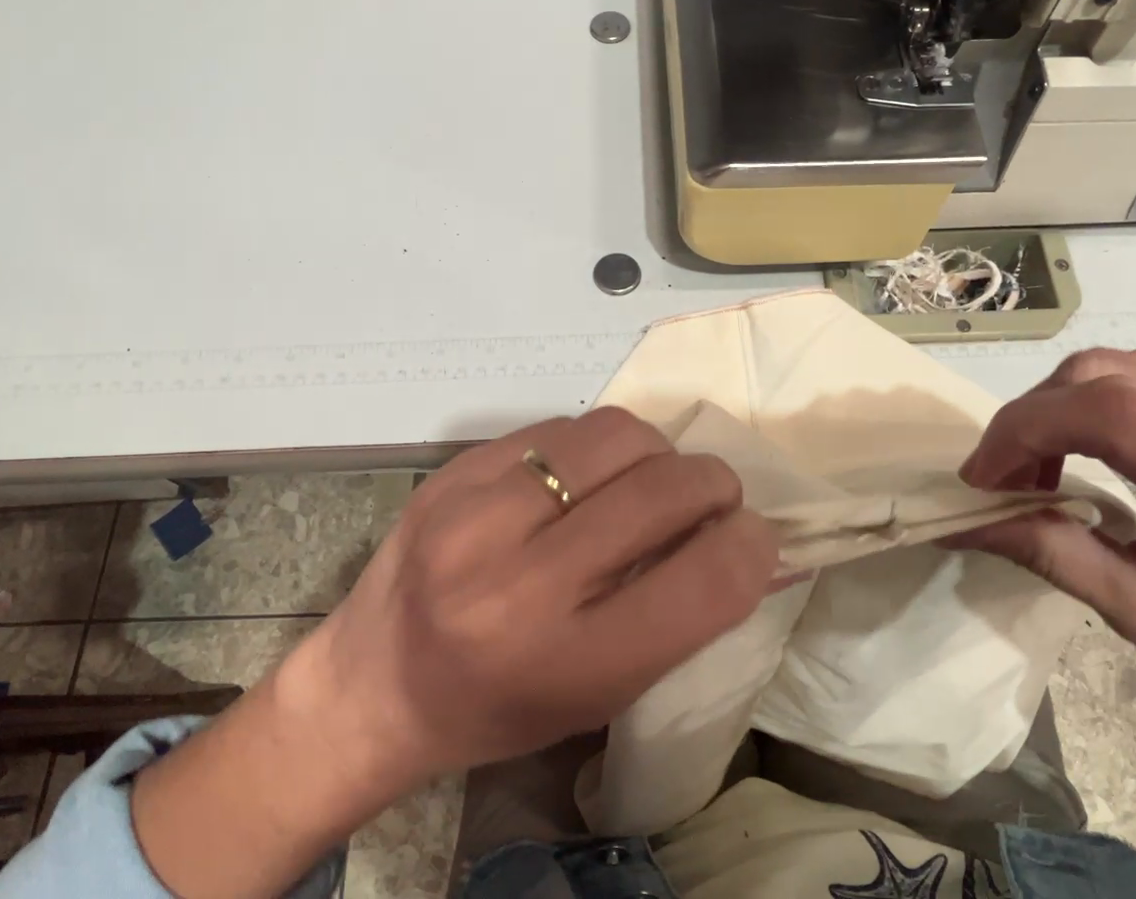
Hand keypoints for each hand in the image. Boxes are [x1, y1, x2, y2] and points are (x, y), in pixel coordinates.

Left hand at [130, 408, 781, 897]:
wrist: (372, 685)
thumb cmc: (498, 709)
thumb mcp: (599, 694)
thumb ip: (684, 620)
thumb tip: (764, 549)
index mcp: (569, 661)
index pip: (704, 581)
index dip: (752, 548)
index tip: (753, 539)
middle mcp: (521, 582)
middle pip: (666, 490)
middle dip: (715, 487)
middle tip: (714, 501)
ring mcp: (477, 514)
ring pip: (619, 434)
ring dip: (660, 453)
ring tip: (652, 480)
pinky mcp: (454, 470)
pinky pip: (562, 426)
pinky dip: (599, 446)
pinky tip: (589, 476)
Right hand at [953, 350, 1135, 863]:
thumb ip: (1058, 559)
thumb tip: (970, 523)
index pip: (1119, 415)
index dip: (1030, 428)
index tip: (984, 477)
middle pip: (1113, 374)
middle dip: (1033, 415)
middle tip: (1003, 475)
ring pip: (1129, 363)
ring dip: (1062, 403)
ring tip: (1039, 464)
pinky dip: (1101, 399)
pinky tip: (1091, 447)